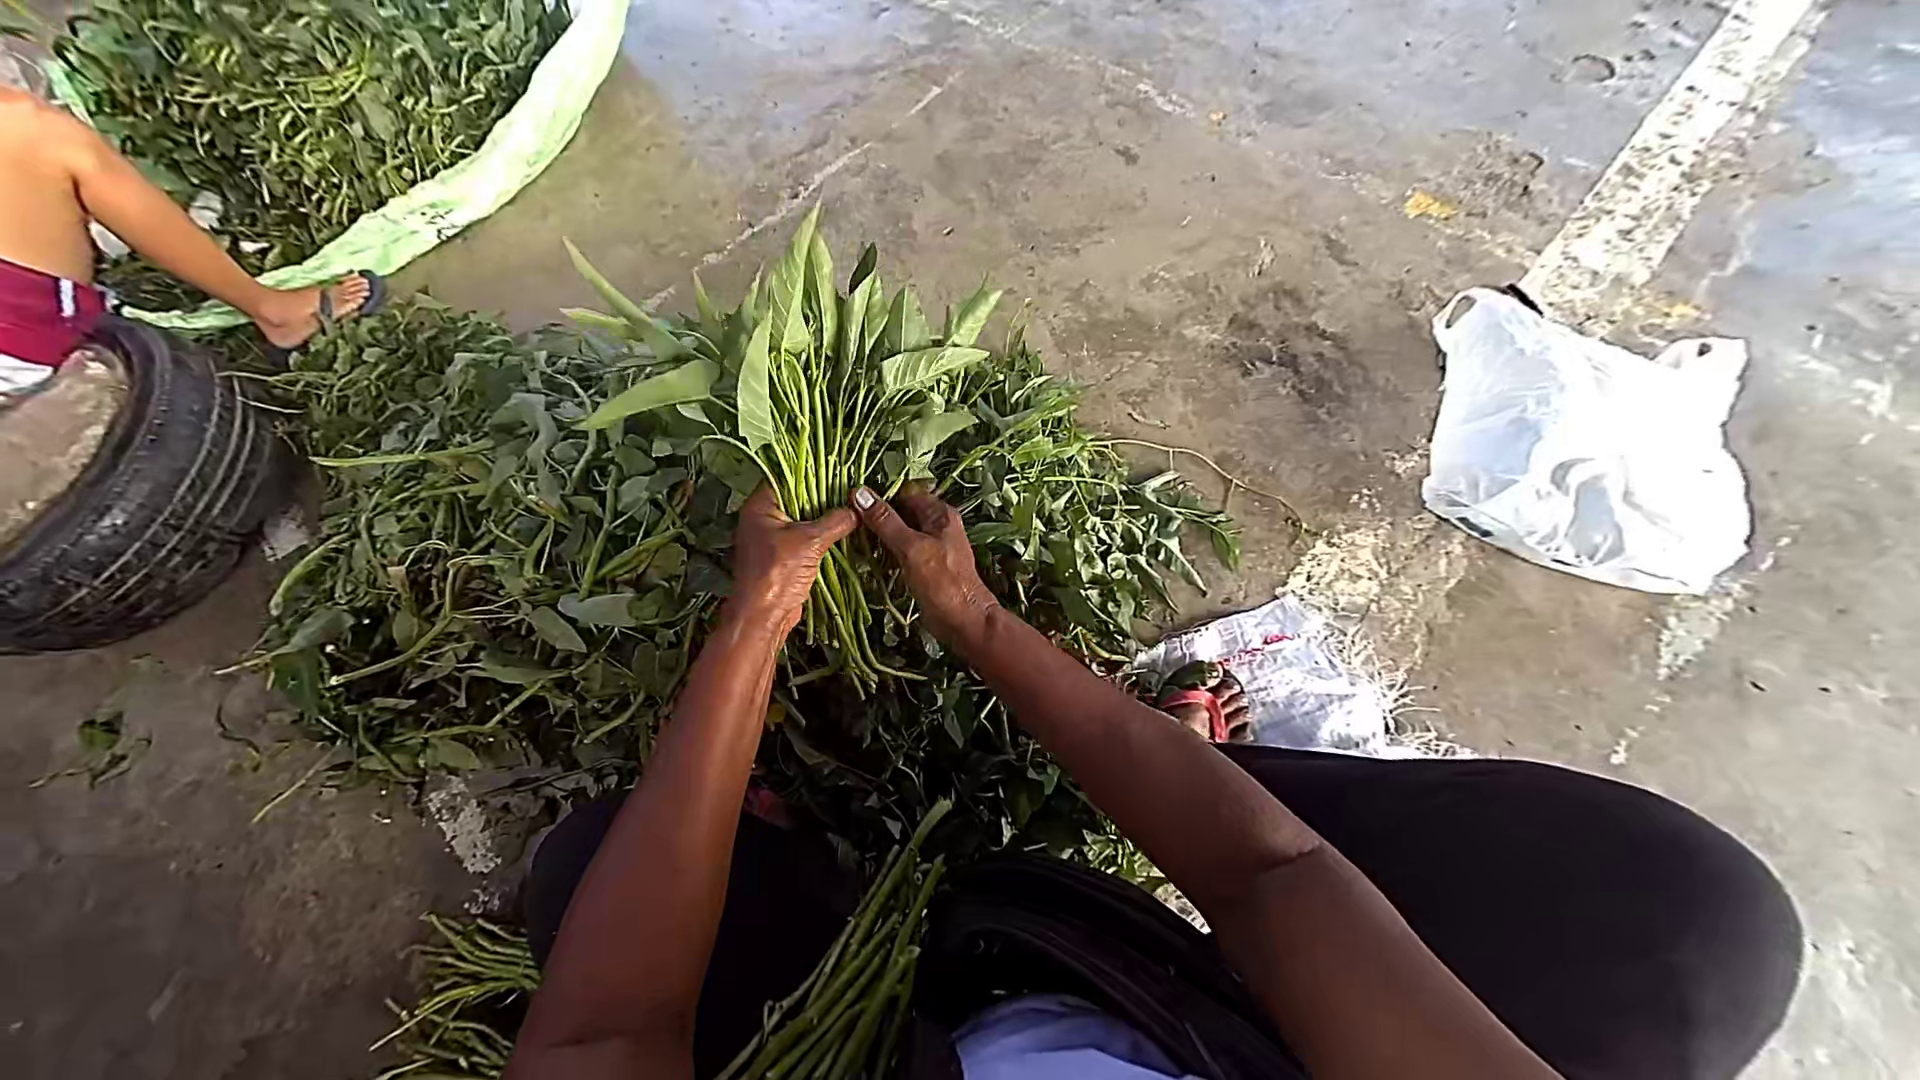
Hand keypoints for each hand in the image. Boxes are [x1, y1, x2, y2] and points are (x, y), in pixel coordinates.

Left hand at [728, 485, 855, 634]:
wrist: (764, 616)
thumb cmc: (777, 573)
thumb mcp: (810, 541)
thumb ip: (836, 520)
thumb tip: (857, 508)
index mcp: (760, 507)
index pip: (786, 476)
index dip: (811, 470)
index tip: (838, 468)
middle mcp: (765, 518)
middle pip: (798, 497)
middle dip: (825, 495)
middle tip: (851, 488)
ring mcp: (775, 538)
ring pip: (805, 519)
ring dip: (827, 517)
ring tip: (853, 507)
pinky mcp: (786, 555)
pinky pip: (808, 537)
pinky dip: (825, 535)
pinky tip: (846, 531)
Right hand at [851, 483, 1000, 644]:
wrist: (963, 621)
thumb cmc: (942, 582)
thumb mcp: (911, 547)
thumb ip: (886, 521)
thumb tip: (860, 494)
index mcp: (939, 513)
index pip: (905, 492)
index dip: (881, 495)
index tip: (853, 501)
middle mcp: (936, 525)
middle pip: (901, 511)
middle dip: (877, 516)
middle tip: (848, 521)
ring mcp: (931, 546)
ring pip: (899, 533)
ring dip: (879, 536)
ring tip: (852, 538)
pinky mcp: (924, 566)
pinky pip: (901, 552)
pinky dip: (886, 552)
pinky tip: (867, 557)